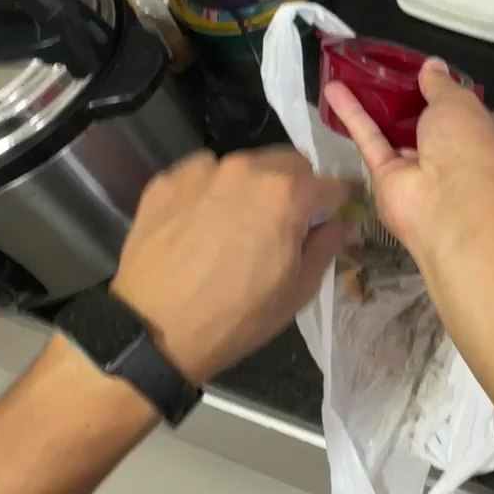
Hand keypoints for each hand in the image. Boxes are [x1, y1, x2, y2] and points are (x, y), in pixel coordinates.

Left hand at [106, 147, 349, 383]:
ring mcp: (204, 170)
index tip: (338, 213)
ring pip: (247, 165)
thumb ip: (326, 246)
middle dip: (298, 186)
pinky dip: (213, 191)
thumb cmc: (235, 317)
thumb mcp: (297, 291)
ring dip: (254, 186)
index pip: (333, 184)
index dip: (341, 200)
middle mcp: (248, 168)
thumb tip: (343, 223)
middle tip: (287, 222)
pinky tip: (202, 224)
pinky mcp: (168, 179)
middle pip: (290, 163)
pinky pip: (204, 174)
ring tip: (239, 224)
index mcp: (287, 194)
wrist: (151, 331)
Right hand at [323, 58, 493, 272]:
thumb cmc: (470, 146)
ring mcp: (419, 170)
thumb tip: (432, 66)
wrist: (454, 207)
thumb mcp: (459, 102)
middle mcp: (452, 155)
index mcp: (482, 136)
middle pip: (425, 124)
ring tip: (353, 74)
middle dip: (407, 100)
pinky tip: (333, 89)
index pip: (464, 113)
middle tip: (383, 71)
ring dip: (375, 105)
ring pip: (393, 132)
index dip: (446, 94)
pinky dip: (353, 116)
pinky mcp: (387, 179)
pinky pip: (370, 141)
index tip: (426, 73)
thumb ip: (441, 84)